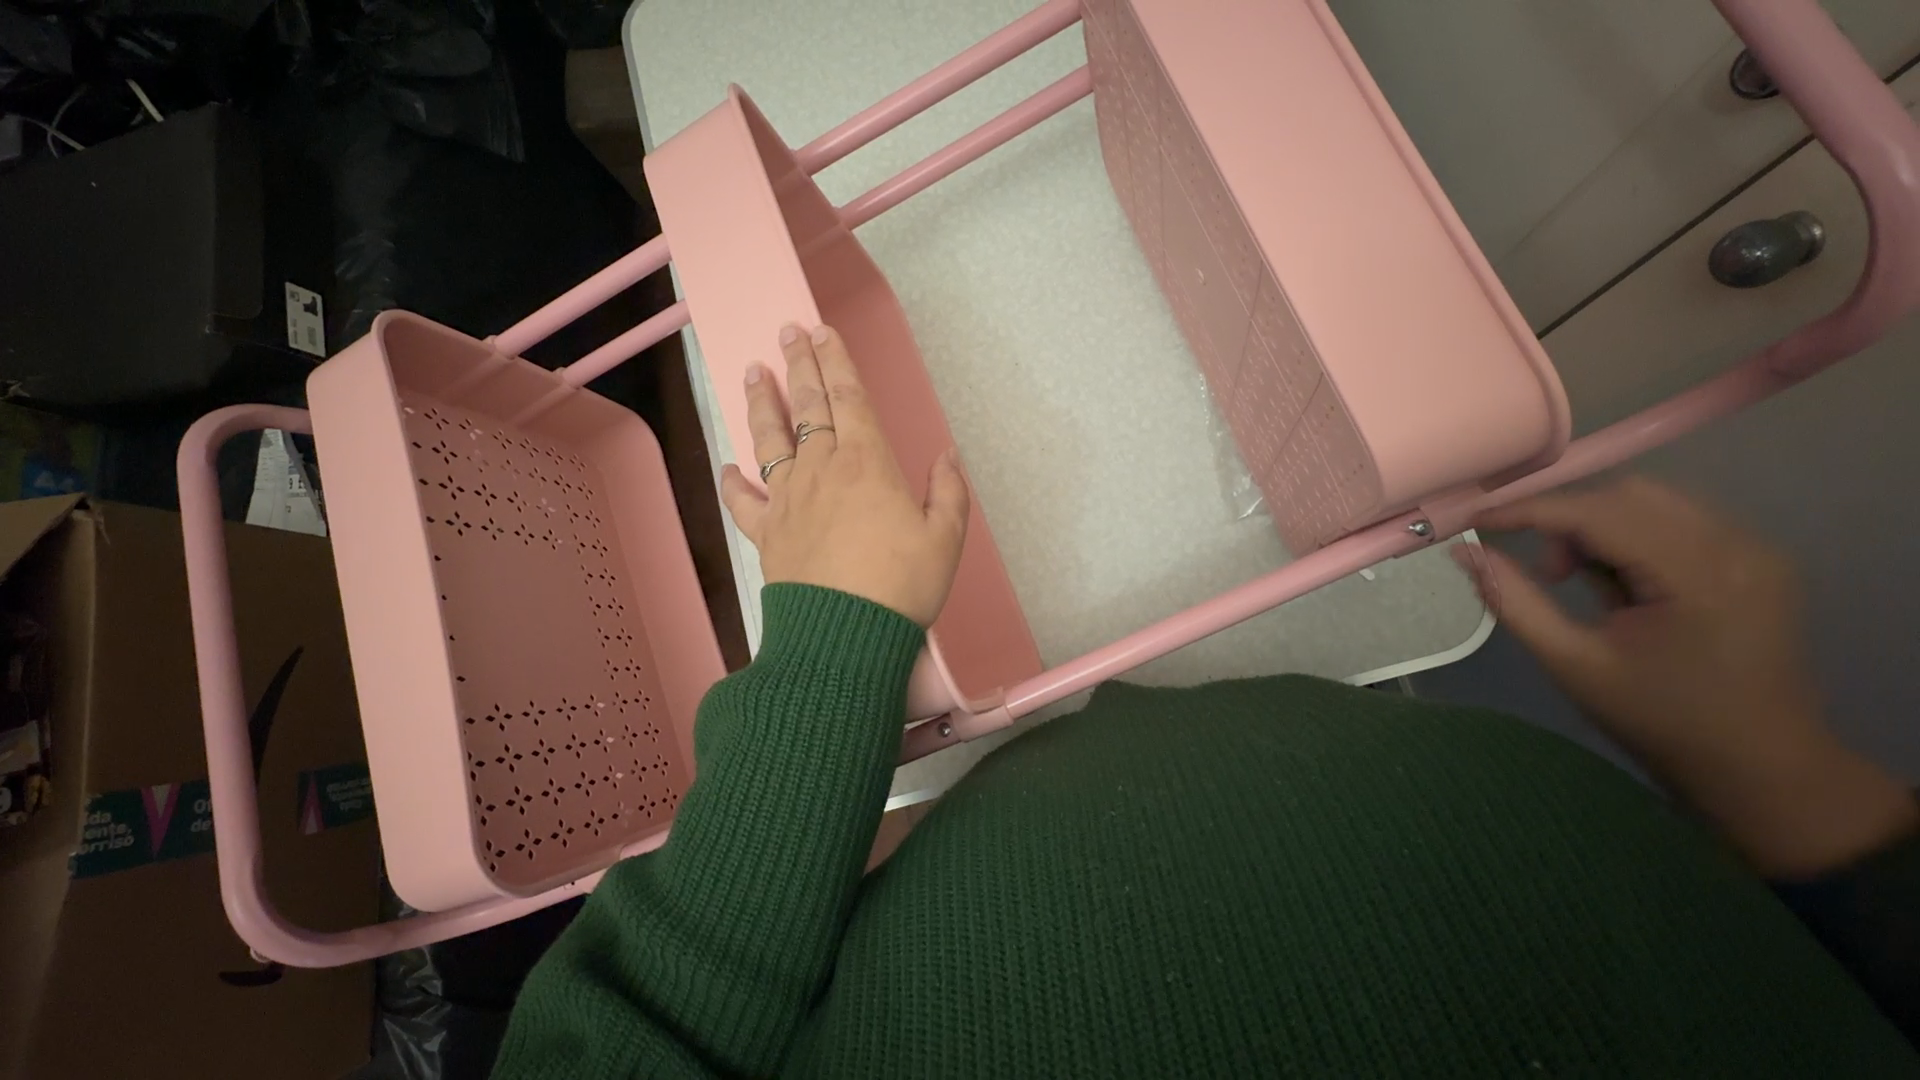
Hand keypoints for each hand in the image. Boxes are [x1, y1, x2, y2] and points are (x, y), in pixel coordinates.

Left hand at [718, 324, 968, 627]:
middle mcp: (822, 470)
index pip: (848, 397)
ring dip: (761, 404)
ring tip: (751, 373)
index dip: (835, 361)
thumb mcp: (946, 538)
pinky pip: (744, 503)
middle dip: (798, 365)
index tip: (820, 331)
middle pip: (807, 407)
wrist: (846, 636)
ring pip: (770, 440)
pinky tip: (727, 466)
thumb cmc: (903, 585)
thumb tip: (947, 456)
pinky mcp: (768, 535)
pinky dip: (733, 483)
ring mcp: (789, 501)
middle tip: (787, 332)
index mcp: (867, 462)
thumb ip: (948, 490)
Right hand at [1462, 477, 1915, 876]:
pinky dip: (1629, 537)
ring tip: (1575, 578)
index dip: (1529, 511)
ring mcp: (1754, 550)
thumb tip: (1465, 553)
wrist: (1760, 766)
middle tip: (1544, 572)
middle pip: (1628, 495)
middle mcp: (1737, 546)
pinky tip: (1615, 581)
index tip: (1475, 523)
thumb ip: (1514, 601)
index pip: (1598, 512)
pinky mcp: (1754, 561)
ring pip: (1652, 502)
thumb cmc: (1660, 720)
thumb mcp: (1572, 663)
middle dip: (1567, 520)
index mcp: (1698, 574)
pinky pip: (1676, 522)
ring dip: (1597, 526)